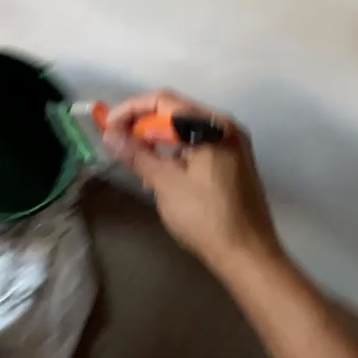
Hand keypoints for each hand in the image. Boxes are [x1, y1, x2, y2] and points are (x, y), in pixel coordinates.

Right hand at [105, 91, 280, 266]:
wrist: (249, 257)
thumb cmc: (206, 217)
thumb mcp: (166, 183)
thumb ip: (137, 154)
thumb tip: (109, 134)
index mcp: (212, 126)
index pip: (163, 101)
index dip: (131, 109)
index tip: (108, 126)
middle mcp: (224, 127)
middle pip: (175, 111)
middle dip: (143, 123)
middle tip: (118, 142)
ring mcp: (231, 144)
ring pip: (185, 128)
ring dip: (157, 138)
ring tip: (136, 158)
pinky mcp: (231, 161)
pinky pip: (197, 143)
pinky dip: (175, 150)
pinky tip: (161, 171)